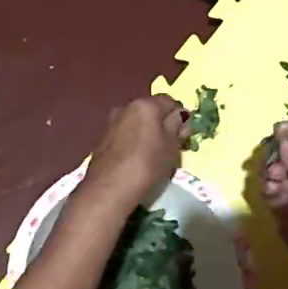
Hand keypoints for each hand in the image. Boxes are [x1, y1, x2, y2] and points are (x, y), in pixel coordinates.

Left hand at [79, 96, 188, 212]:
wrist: (109, 187)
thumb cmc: (146, 164)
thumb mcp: (171, 145)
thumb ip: (176, 126)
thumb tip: (178, 115)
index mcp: (145, 104)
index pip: (169, 101)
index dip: (180, 115)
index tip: (184, 133)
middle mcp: (126, 107)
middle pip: (150, 109)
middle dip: (162, 122)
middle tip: (171, 142)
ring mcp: (111, 121)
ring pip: (136, 121)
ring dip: (147, 130)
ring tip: (154, 151)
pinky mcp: (102, 137)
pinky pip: (125, 132)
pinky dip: (133, 139)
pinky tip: (137, 155)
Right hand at [261, 121, 287, 288]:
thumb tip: (283, 138)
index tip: (279, 129)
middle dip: (281, 154)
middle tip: (276, 162)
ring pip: (278, 172)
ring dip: (274, 172)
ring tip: (277, 180)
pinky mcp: (284, 213)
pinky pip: (272, 194)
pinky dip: (271, 191)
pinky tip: (276, 192)